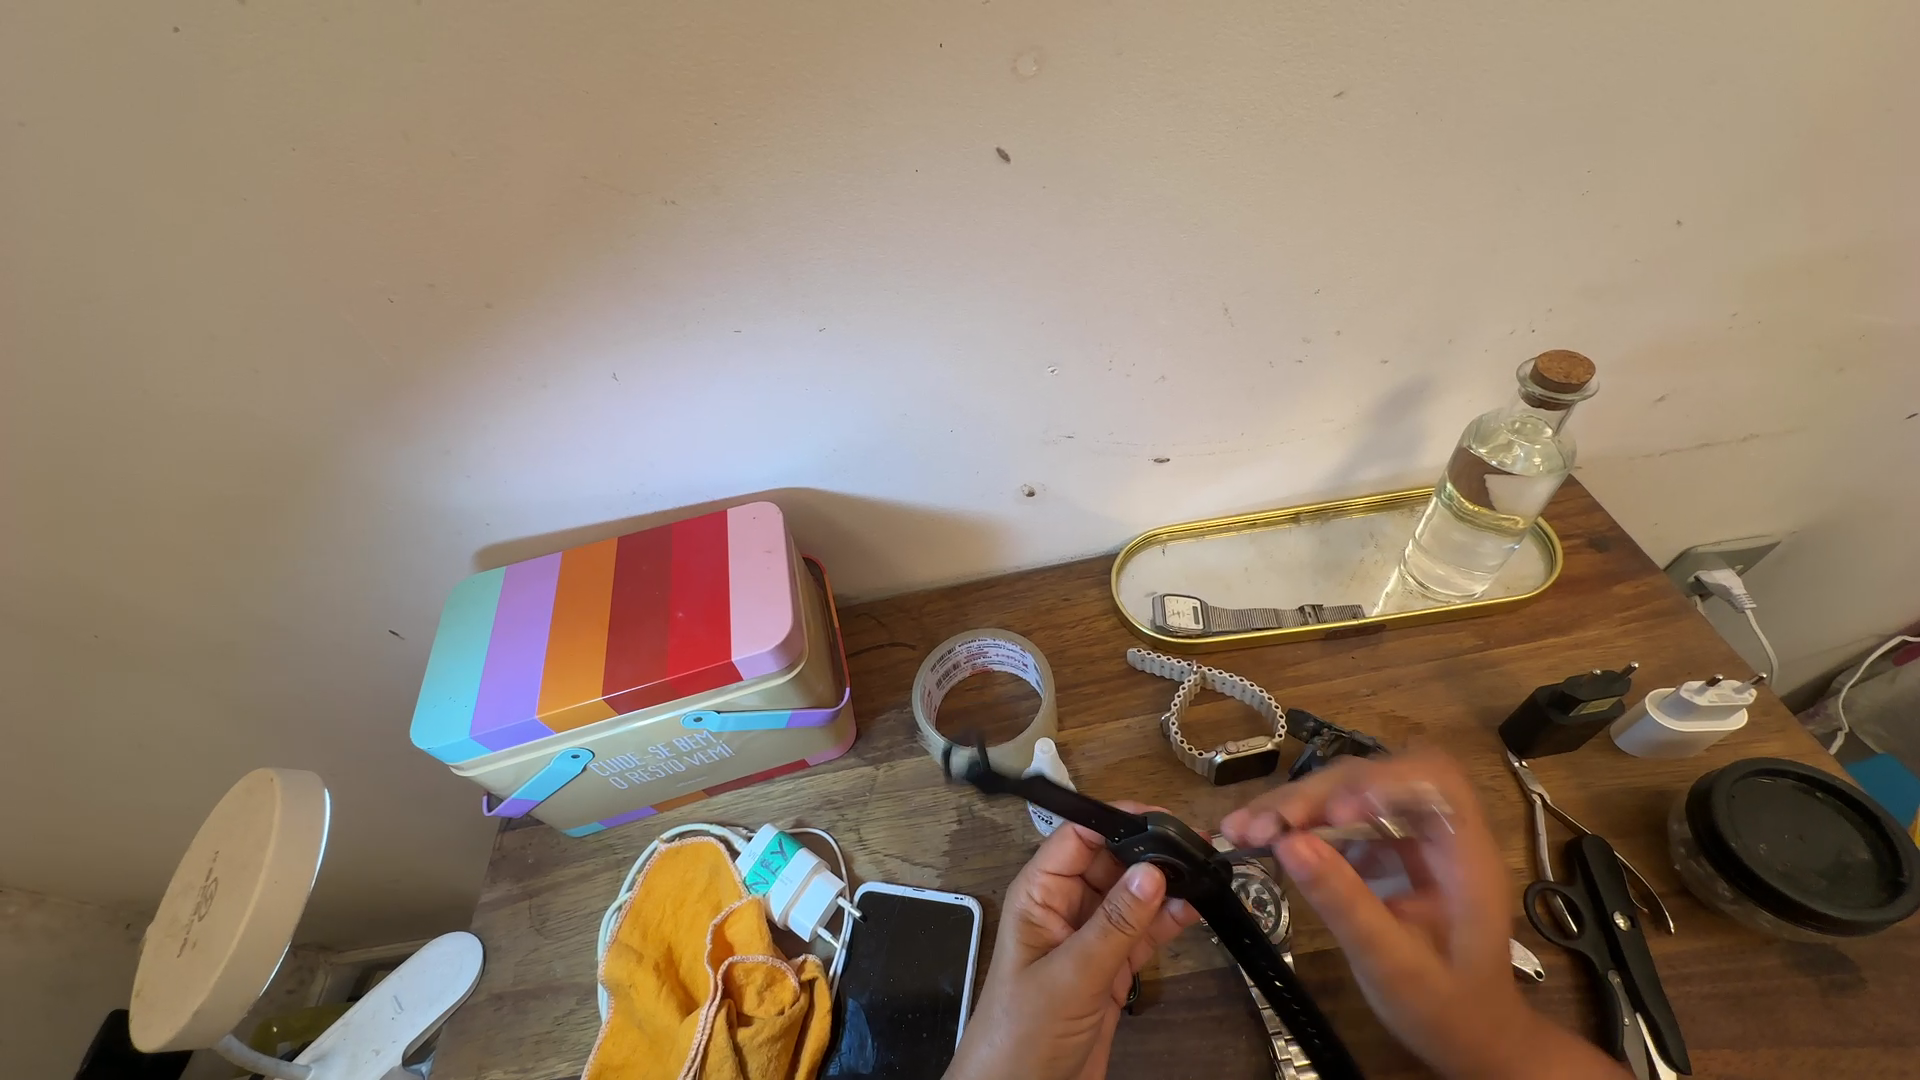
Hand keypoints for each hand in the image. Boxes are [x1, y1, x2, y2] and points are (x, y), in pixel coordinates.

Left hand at [945, 809, 1202, 1079]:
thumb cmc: (1024, 1030)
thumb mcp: (1070, 975)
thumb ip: (1114, 925)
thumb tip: (1154, 871)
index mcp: (1040, 893)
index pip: (1077, 838)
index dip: (1116, 821)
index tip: (1162, 817)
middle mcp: (1064, 906)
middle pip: (1109, 862)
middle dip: (1148, 851)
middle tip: (1196, 844)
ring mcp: (1089, 937)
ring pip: (1129, 896)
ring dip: (1162, 885)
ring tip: (1204, 870)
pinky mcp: (1110, 968)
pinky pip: (1140, 933)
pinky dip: (1165, 921)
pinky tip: (1193, 908)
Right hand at [1220, 752, 1627, 1079]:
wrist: (1466, 1034)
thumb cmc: (1446, 1008)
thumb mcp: (1394, 965)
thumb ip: (1345, 905)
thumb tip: (1287, 844)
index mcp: (1463, 853)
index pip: (1432, 780)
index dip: (1382, 781)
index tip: (1335, 813)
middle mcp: (1431, 829)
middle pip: (1368, 778)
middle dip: (1311, 797)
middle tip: (1259, 827)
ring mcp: (1400, 832)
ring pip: (1340, 790)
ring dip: (1289, 805)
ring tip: (1240, 829)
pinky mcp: (1374, 841)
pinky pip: (1328, 815)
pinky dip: (1290, 822)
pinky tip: (1255, 835)